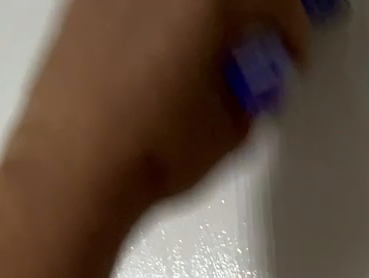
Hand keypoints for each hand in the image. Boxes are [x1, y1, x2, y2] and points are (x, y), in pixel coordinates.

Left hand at [7, 0, 312, 214]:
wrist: (74, 169)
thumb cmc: (156, 151)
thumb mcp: (230, 131)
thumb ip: (251, 92)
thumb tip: (249, 81)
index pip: (274, 0)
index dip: (294, 32)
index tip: (293, 58)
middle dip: (249, 12)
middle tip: (254, 47)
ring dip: (203, 16)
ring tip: (206, 52)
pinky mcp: (83, 0)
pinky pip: (139, 4)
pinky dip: (161, 19)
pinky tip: (162, 55)